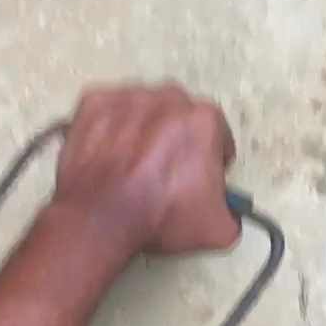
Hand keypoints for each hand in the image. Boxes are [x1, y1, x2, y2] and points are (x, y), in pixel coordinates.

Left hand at [53, 83, 239, 257]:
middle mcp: (169, 97)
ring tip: (134, 166)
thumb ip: (231, 212)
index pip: (217, 137)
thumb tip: (228, 212)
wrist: (101, 219)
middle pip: (180, 119)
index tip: (198, 180)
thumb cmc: (162, 217)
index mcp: (205, 119)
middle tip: (165, 175)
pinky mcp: (94, 103)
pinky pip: (110, 112)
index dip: (211, 161)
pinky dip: (111, 128)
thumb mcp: (218, 229)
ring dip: (144, 132)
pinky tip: (109, 155)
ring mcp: (128, 97)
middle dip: (177, 142)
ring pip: (145, 112)